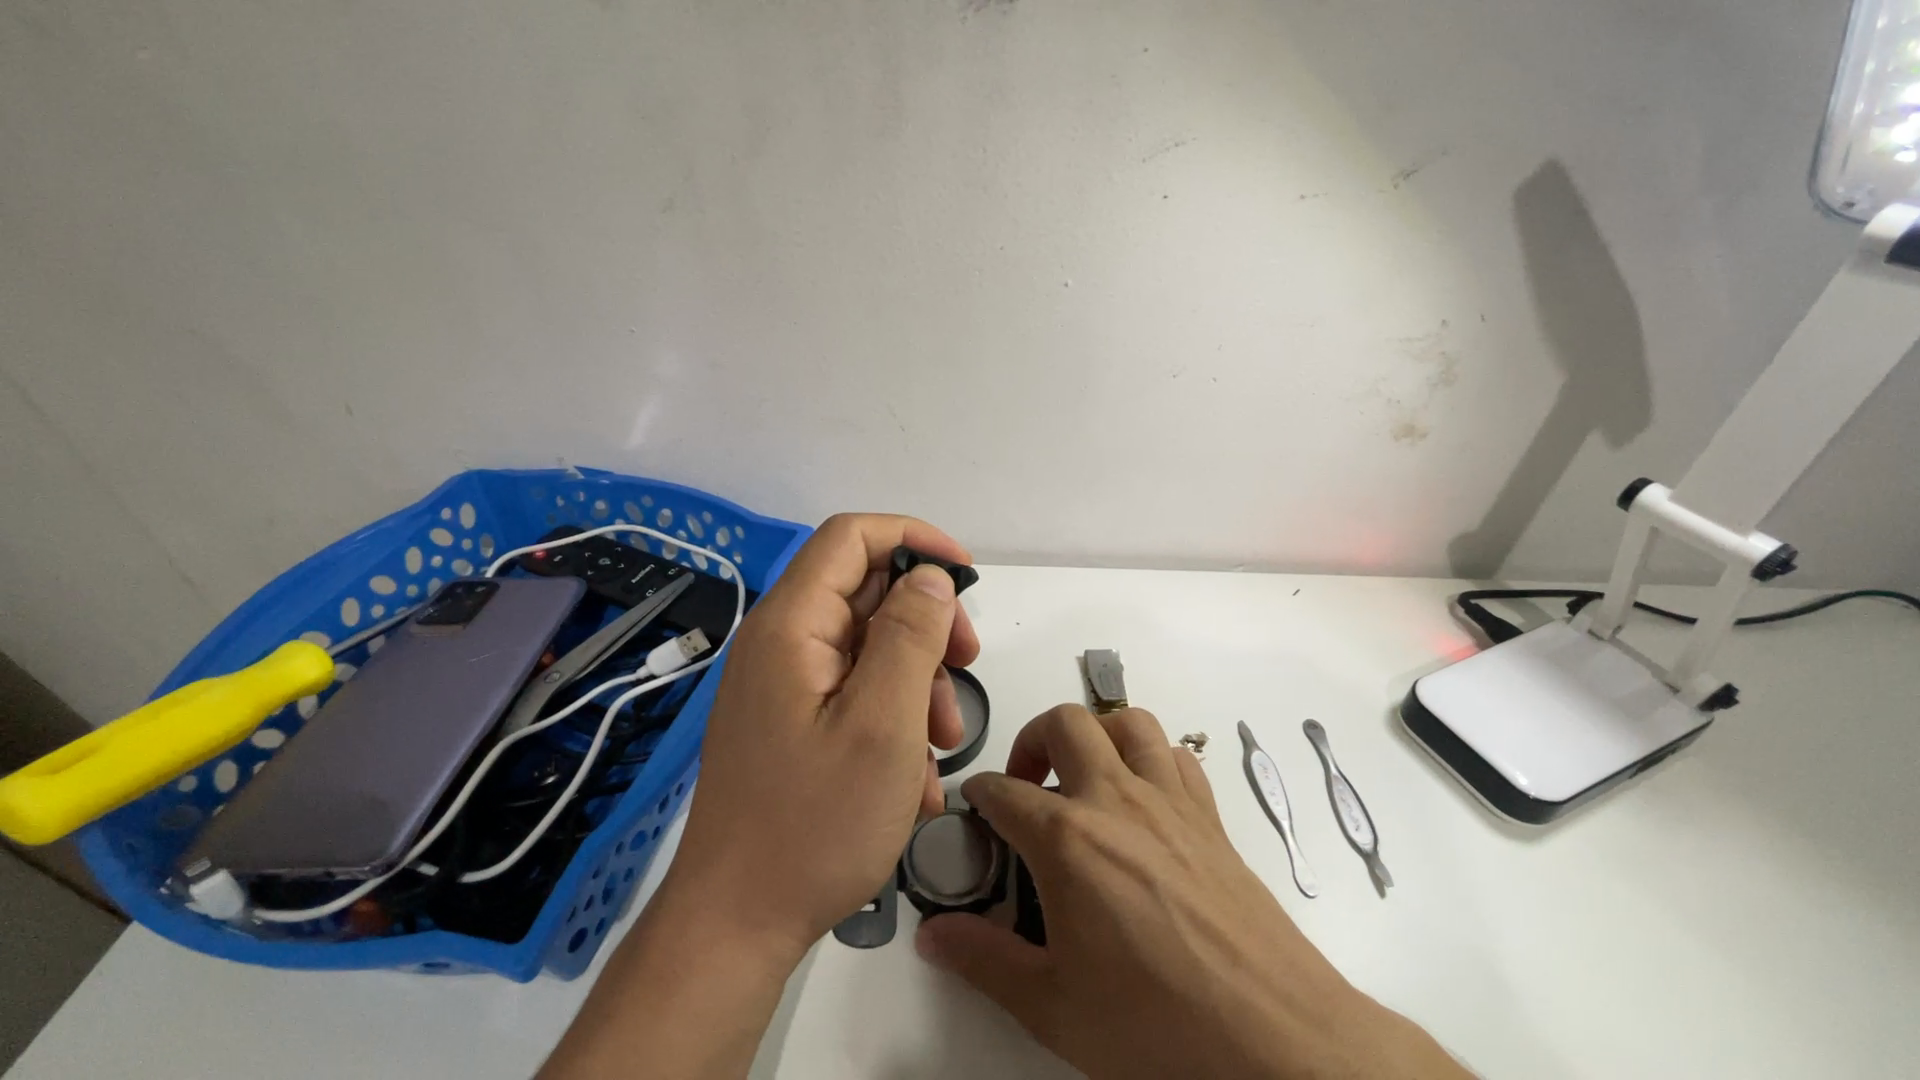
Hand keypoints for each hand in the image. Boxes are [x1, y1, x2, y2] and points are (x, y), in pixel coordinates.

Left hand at [662, 513, 978, 957]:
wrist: (736, 923)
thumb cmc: (814, 822)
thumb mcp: (882, 723)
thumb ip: (910, 636)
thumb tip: (928, 576)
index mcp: (791, 626)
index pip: (852, 537)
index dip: (914, 540)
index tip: (966, 579)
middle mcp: (780, 644)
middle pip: (867, 596)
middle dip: (926, 631)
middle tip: (963, 679)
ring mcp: (783, 688)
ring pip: (869, 653)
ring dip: (917, 688)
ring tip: (940, 751)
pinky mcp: (790, 727)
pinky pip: (853, 699)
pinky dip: (892, 725)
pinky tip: (912, 783)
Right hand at [917, 705, 1467, 1079]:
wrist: (1273, 1038)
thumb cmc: (1154, 1023)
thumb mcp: (1052, 1004)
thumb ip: (985, 960)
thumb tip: (933, 934)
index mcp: (1068, 838)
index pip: (1002, 791)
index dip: (978, 796)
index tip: (974, 813)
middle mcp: (1117, 800)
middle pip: (1066, 723)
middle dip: (1032, 740)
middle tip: (1026, 787)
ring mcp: (1171, 802)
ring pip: (1129, 722)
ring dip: (1097, 734)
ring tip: (1084, 779)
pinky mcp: (1212, 819)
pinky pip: (1177, 758)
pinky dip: (1151, 758)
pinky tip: (1143, 802)